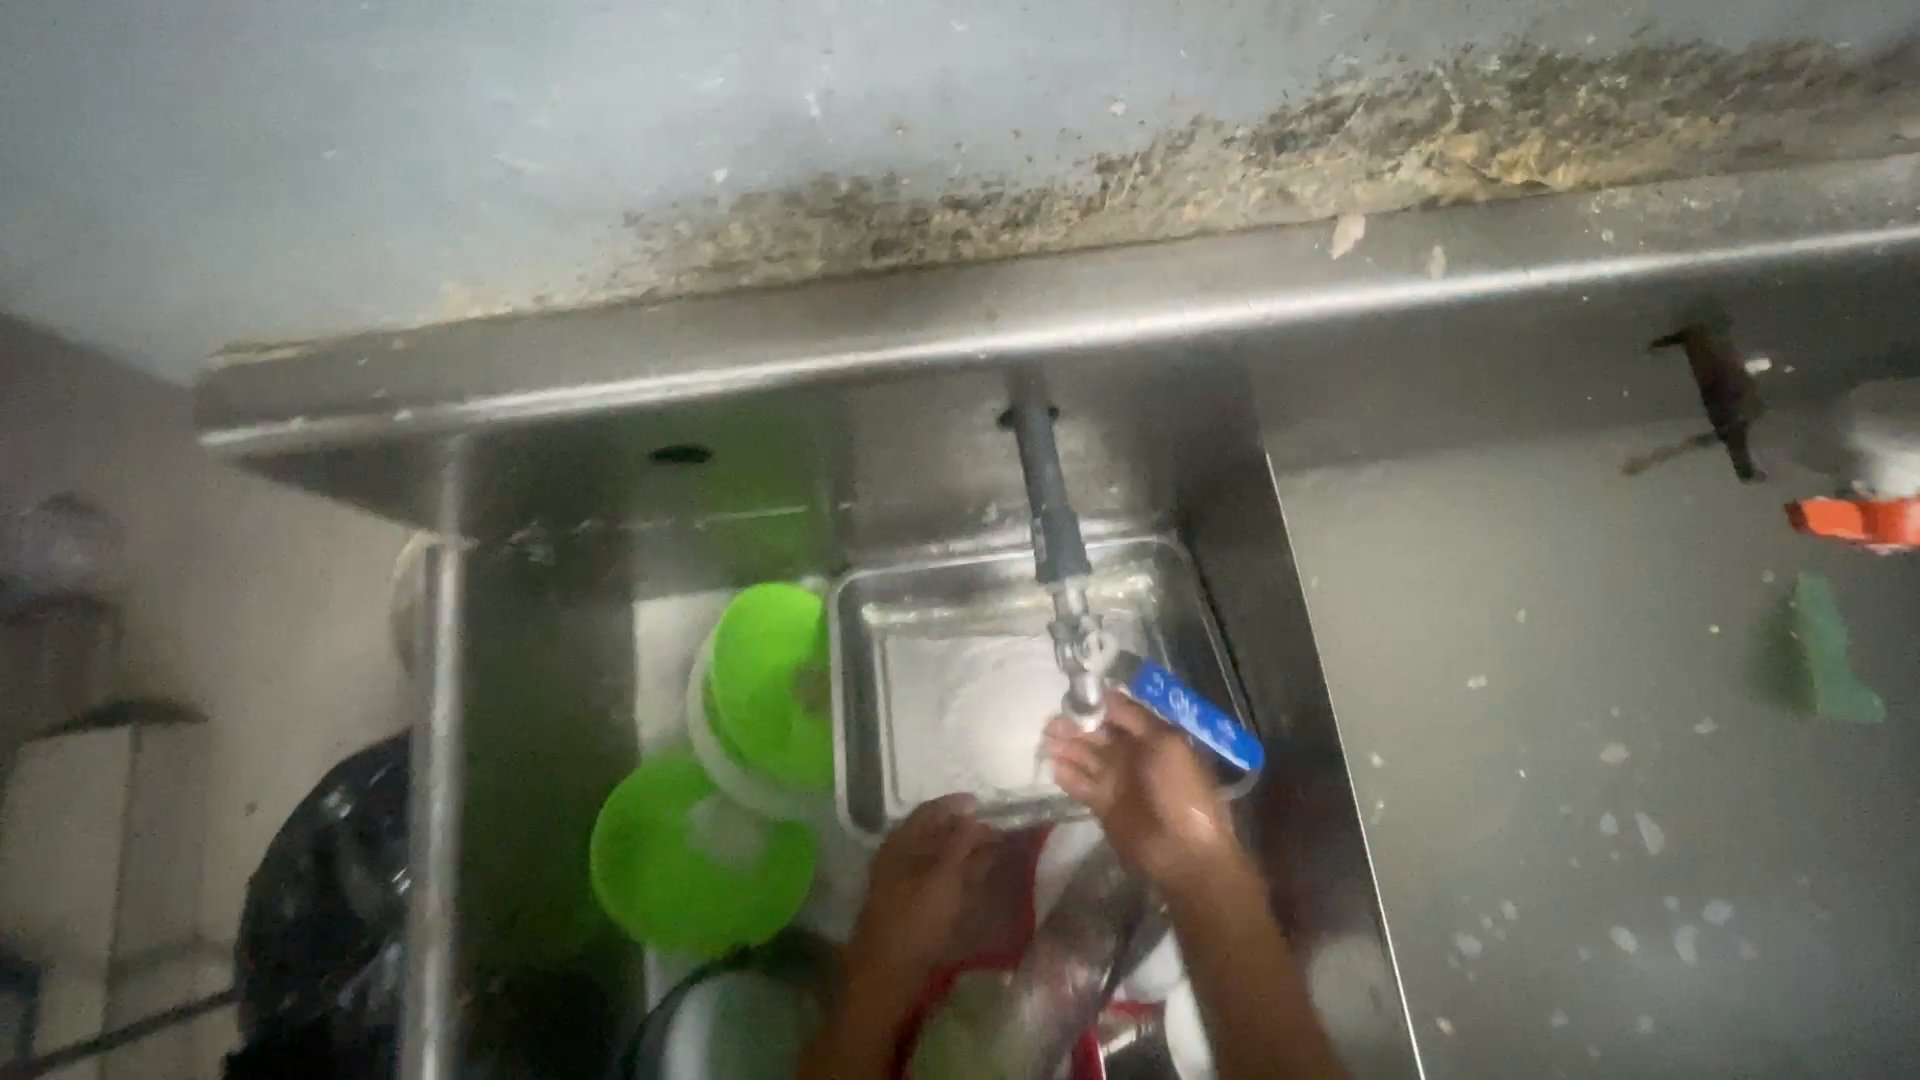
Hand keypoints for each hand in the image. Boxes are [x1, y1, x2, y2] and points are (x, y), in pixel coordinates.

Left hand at [845, 793, 993, 992]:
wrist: (887, 976)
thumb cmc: (915, 920)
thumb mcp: (943, 878)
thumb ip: (959, 843)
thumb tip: (971, 815)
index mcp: (900, 843)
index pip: (929, 812)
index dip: (955, 806)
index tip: (981, 804)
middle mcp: (897, 857)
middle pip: (934, 834)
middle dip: (965, 830)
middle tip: (995, 832)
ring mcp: (902, 883)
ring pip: (937, 858)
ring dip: (964, 853)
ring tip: (994, 851)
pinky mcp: (911, 906)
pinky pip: (938, 879)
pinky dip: (959, 874)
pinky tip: (977, 877)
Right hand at [1045, 690, 1247, 896]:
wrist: (1183, 851)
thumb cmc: (1180, 790)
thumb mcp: (1167, 742)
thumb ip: (1135, 717)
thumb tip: (1104, 695)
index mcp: (1152, 738)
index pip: (1118, 714)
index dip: (1096, 705)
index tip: (1072, 696)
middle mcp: (1132, 756)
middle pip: (1097, 735)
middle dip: (1075, 725)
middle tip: (1050, 722)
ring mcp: (1116, 782)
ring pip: (1085, 757)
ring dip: (1066, 747)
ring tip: (1045, 740)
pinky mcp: (1102, 805)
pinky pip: (1080, 784)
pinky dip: (1066, 775)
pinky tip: (1052, 765)